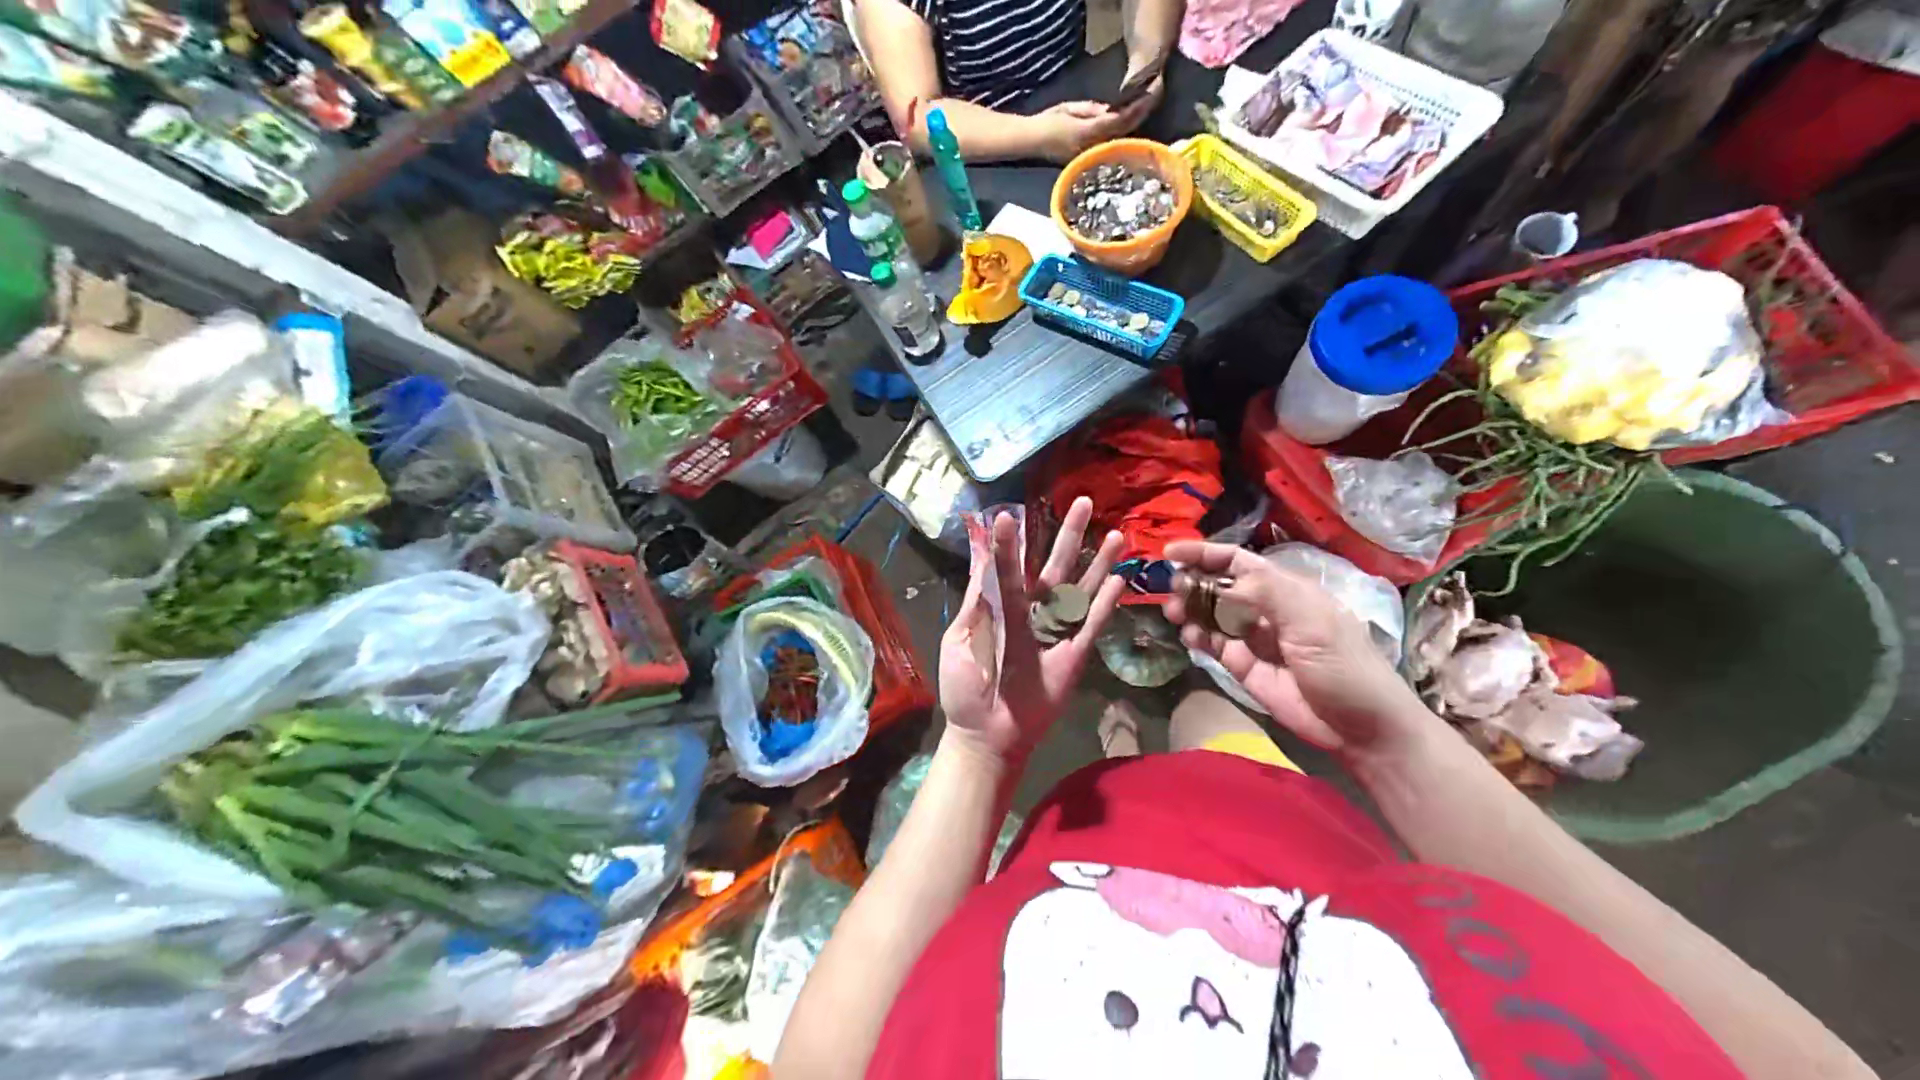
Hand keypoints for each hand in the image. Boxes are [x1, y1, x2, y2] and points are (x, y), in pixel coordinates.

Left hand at [939, 497, 1125, 764]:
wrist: (986, 732)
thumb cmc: (965, 685)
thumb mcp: (961, 636)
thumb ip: (977, 597)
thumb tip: (981, 554)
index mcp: (1002, 605)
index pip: (1012, 564)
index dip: (1015, 540)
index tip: (1014, 512)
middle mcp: (1034, 611)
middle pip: (1056, 566)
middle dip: (1070, 535)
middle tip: (1085, 502)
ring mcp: (1057, 631)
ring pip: (1082, 588)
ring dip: (1099, 562)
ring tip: (1116, 534)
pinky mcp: (1075, 654)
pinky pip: (1094, 623)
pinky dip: (1107, 602)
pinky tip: (1122, 578)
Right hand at [1033, 98, 1151, 162]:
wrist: (1032, 142)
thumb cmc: (1048, 122)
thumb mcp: (1071, 108)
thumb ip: (1093, 110)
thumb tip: (1113, 110)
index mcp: (1088, 132)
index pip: (1120, 120)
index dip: (1137, 107)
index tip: (1151, 92)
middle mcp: (1093, 147)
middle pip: (1124, 132)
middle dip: (1141, 115)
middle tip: (1155, 96)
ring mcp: (1092, 156)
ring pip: (1120, 142)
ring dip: (1135, 126)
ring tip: (1147, 108)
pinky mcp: (1090, 160)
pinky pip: (1111, 148)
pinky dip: (1123, 137)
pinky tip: (1132, 127)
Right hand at [1161, 541, 1429, 756]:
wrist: (1361, 728)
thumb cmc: (1344, 665)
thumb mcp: (1310, 619)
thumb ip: (1264, 593)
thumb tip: (1217, 582)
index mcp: (1286, 589)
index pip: (1238, 561)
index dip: (1204, 553)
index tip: (1170, 554)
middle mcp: (1265, 609)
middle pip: (1218, 586)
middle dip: (1191, 582)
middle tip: (1171, 588)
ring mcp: (1252, 638)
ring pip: (1210, 614)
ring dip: (1189, 609)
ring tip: (1173, 612)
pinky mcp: (1243, 667)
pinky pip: (1212, 645)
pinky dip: (1196, 638)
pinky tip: (1189, 637)